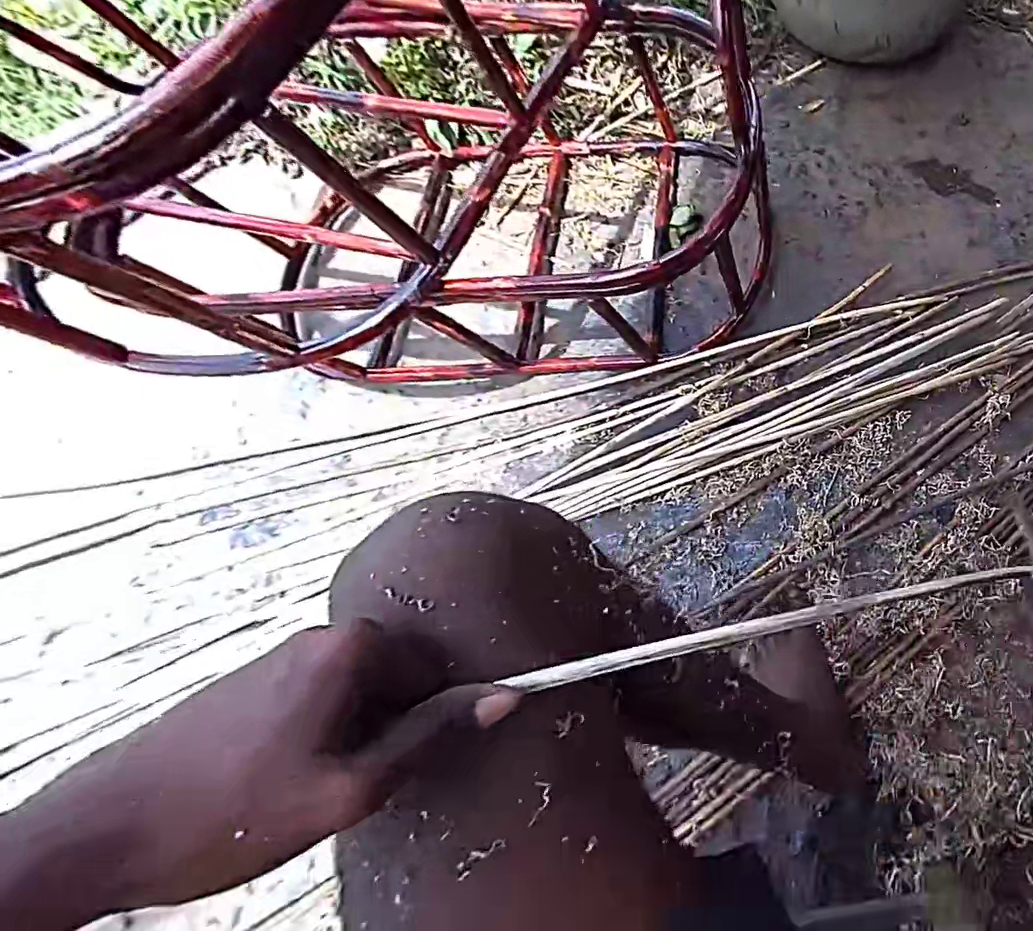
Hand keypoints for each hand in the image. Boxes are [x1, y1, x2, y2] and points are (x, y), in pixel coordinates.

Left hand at [0, 619, 517, 926]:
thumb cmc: (223, 816)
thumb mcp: (349, 787)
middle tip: (349, 779)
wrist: (77, 846)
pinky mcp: (255, 679)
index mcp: (352, 645)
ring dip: (356, 733)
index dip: (429, 721)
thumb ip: (433, 735)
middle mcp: (323, 636)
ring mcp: (284, 656)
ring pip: (364, 690)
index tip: (395, 764)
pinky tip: (282, 774)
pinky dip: (323, 732)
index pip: (438, 670)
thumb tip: (507, 696)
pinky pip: (324, 695)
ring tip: (309, 781)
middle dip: (390, 726)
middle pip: (401, 676)